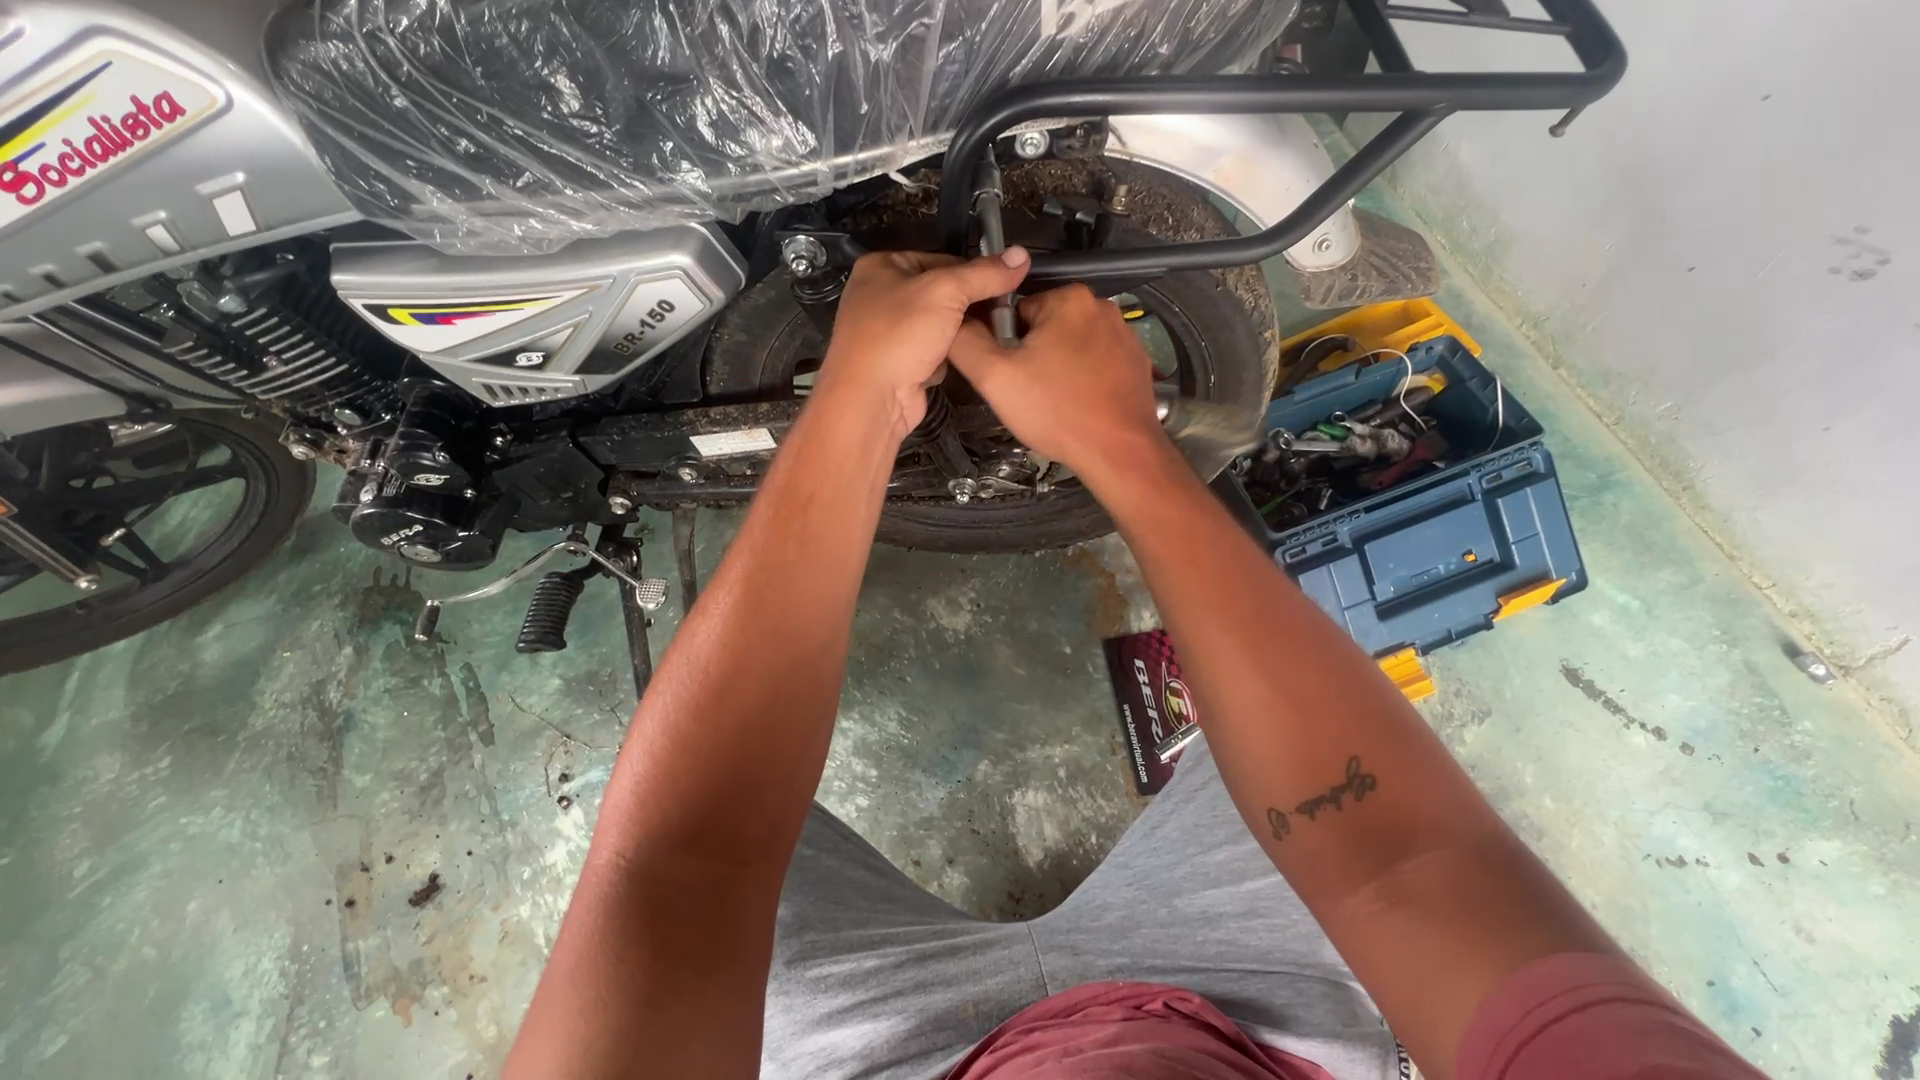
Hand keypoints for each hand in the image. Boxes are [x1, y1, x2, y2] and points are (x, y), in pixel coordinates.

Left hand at [814, 248, 1031, 438]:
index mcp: (882, 267)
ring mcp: (888, 333)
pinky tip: (955, 363)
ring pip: (939, 325)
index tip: (1006, 284)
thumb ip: (984, 274)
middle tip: (1003, 313)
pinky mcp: (898, 363)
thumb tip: (1020, 255)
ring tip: (987, 337)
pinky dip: (944, 358)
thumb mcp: (946, 292)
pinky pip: (932, 352)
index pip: (941, 259)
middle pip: (941, 293)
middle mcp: (881, 295)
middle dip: (968, 307)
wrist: (871, 399)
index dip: (974, 272)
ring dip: (959, 334)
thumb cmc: (901, 334)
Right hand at [948, 284, 1168, 481]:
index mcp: (1068, 298)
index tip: (1013, 375)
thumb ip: (965, 342)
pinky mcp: (1136, 360)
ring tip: (1056, 401)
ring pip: (1071, 344)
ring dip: (1059, 367)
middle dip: (1034, 355)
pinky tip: (1080, 404)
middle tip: (1032, 392)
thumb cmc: (1056, 412)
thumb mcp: (994, 377)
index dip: (1006, 345)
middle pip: (1045, 325)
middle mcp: (1101, 306)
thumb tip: (953, 322)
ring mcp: (1124, 333)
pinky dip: (1085, 378)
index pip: (1016, 310)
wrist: (1119, 451)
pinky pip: (1096, 361)